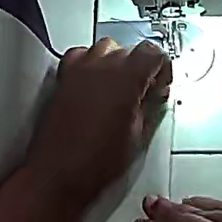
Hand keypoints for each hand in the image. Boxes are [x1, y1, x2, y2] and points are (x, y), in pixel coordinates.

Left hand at [24, 39, 170, 211]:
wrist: (59, 173)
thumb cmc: (95, 162)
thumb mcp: (138, 136)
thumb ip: (150, 107)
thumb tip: (155, 96)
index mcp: (126, 78)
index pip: (153, 52)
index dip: (162, 68)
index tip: (161, 83)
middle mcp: (101, 66)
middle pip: (130, 49)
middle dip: (141, 68)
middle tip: (144, 91)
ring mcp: (79, 69)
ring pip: (105, 48)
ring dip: (115, 63)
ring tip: (119, 88)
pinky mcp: (63, 76)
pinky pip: (81, 56)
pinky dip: (90, 64)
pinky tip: (95, 84)